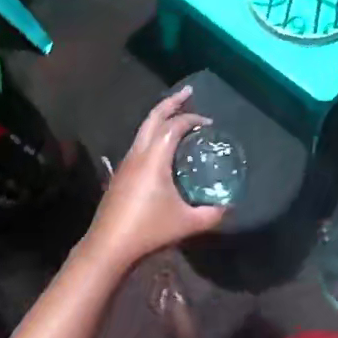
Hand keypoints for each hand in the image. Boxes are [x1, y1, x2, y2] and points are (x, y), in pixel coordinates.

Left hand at [82, 88, 224, 268]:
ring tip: (177, 116)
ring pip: (143, 129)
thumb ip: (212, 214)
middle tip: (187, 92)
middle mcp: (137, 153)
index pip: (173, 126)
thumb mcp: (187, 223)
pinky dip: (153, 135)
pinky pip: (139, 143)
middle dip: (171, 102)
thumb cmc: (148, 230)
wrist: (109, 245)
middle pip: (153, 117)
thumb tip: (228, 206)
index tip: (209, 123)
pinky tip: (163, 147)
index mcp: (153, 158)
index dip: (192, 119)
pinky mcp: (121, 173)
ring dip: (160, 118)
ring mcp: (126, 162)